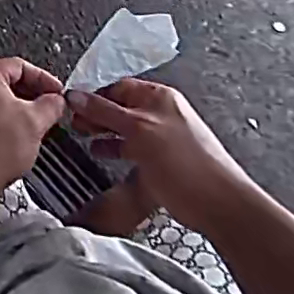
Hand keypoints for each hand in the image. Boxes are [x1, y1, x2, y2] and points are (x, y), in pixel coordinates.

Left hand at [0, 58, 65, 193]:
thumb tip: (58, 99)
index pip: (19, 65)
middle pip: (9, 79)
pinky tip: (24, 132)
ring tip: (43, 120)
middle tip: (53, 106)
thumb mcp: (35, 121)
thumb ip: (51, 104)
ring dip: (24, 105)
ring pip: (2, 96)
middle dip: (34, 92)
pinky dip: (10, 116)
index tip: (58, 92)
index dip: (44, 78)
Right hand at [65, 79, 261, 236]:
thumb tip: (75, 96)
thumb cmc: (185, 163)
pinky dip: (115, 148)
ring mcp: (162, 138)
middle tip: (74, 122)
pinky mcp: (162, 160)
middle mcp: (161, 114)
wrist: (221, 207)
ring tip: (82, 137)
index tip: (72, 104)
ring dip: (103, 131)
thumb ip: (103, 111)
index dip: (94, 94)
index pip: (117, 87)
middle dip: (95, 113)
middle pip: (119, 106)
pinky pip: (132, 148)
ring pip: (124, 128)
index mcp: (159, 98)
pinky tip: (102, 153)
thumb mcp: (137, 129)